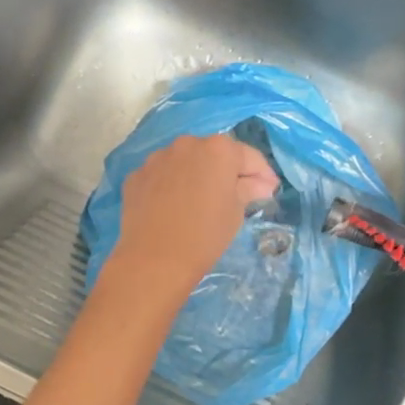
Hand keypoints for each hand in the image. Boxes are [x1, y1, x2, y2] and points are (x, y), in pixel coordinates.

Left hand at [109, 135, 279, 291]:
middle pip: (214, 154)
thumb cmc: (205, 235)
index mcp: (218, 149)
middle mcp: (186, 144)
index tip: (269, 190)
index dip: (262, 174)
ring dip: (196, 176)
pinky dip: (171, 186)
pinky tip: (173, 207)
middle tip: (237, 194)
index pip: (248, 156)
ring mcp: (157, 158)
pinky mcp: (136, 176)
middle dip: (227, 171)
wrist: (154, 259)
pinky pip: (161, 177)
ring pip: (184, 162)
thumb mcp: (235, 213)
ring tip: (201, 201)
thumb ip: (249, 190)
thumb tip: (261, 184)